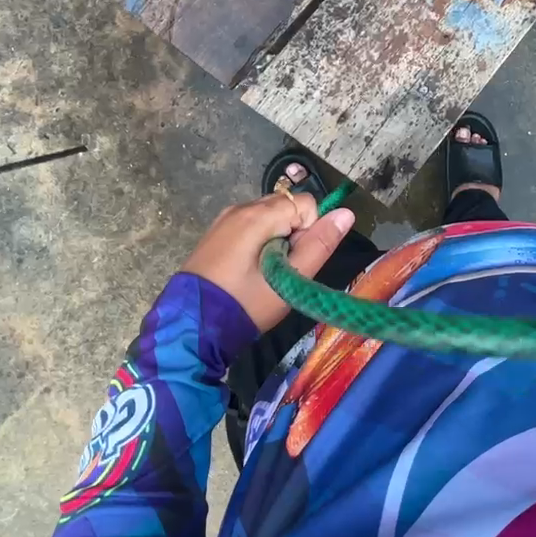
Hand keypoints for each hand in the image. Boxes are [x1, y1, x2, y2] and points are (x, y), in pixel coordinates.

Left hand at [182, 189, 354, 331]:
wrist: (188, 332)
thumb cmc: (244, 305)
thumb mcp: (289, 281)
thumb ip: (320, 245)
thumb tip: (347, 213)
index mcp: (257, 215)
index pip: (305, 204)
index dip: (309, 232)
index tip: (294, 262)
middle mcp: (240, 208)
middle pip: (287, 206)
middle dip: (294, 232)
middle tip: (281, 269)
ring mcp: (224, 219)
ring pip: (269, 215)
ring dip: (277, 237)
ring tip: (264, 272)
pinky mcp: (215, 233)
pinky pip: (251, 224)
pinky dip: (259, 240)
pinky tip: (248, 270)